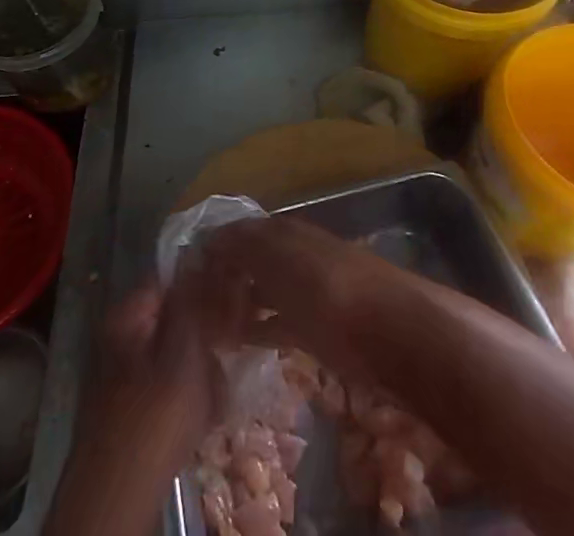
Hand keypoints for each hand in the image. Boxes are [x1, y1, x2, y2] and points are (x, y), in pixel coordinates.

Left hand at [46, 274, 223, 535]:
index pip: (168, 283)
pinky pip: (170, 389)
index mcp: (126, 317)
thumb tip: (198, 265)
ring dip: (202, 376)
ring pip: (177, 359)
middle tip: (222, 363)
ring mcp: (124, 373)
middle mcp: (121, 338)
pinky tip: (202, 419)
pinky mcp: (132, 405)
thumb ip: (191, 306)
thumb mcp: (182, 352)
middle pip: (176, 324)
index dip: (202, 290)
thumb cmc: (154, 416)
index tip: (230, 307)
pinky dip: (190, 401)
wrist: (119, 489)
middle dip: (204, 344)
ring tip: (213, 399)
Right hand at [200, 217, 423, 381]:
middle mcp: (291, 255)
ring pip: (258, 291)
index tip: (180, 271)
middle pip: (245, 261)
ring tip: (203, 325)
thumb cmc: (327, 289)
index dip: (208, 248)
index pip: (234, 232)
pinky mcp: (314, 328)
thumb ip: (240, 244)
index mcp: (281, 233)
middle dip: (217, 277)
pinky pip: (273, 322)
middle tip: (188, 305)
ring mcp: (304, 292)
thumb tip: (207, 238)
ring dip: (232, 304)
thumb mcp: (276, 257)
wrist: (393, 333)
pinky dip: (253, 327)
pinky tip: (233, 341)